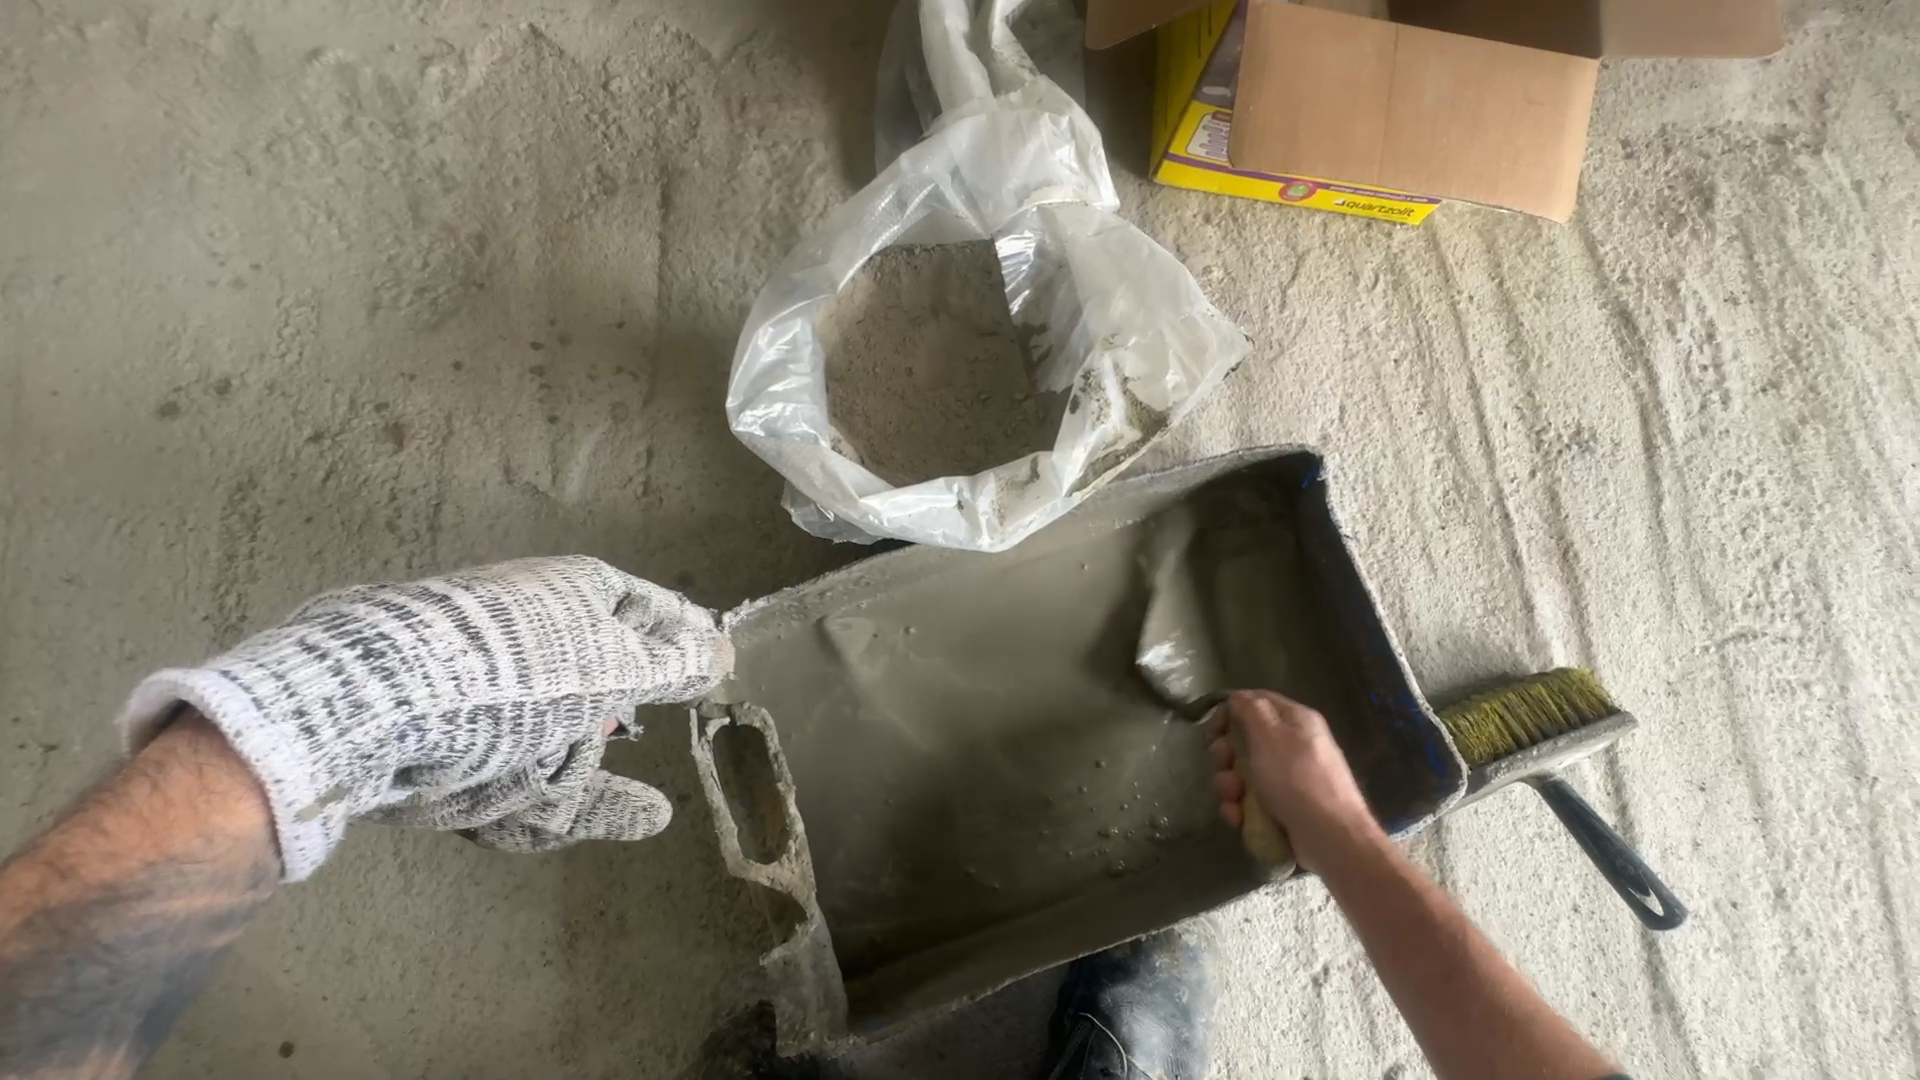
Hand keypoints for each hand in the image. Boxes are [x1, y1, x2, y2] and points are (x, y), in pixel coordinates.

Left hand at [119, 556, 732, 880]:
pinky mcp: (453, 741)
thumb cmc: (518, 670)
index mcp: (574, 597)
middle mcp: (533, 638)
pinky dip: (557, 804)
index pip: (649, 608)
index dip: (684, 635)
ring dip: (588, 772)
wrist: (371, 709)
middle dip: (624, 714)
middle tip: (642, 733)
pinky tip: (621, 824)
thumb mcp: (615, 665)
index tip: (716, 666)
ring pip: (559, 735)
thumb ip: (674, 664)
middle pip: (601, 677)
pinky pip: (520, 775)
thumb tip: (724, 650)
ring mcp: (489, 691)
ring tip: (637, 809)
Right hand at [1208, 690, 1382, 872]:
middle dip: (1226, 754)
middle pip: (1246, 739)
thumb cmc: (1296, 778)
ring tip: (1233, 799)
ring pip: (1245, 772)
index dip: (1230, 711)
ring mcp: (1290, 778)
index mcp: (1295, 720)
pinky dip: (1241, 808)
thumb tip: (1238, 698)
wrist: (1332, 838)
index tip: (1213, 729)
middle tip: (1223, 766)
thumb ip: (1250, 709)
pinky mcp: (1285, 806)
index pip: (1256, 701)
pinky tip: (1238, 818)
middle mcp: (1293, 745)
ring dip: (1229, 784)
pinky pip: (1253, 799)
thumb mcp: (1269, 735)